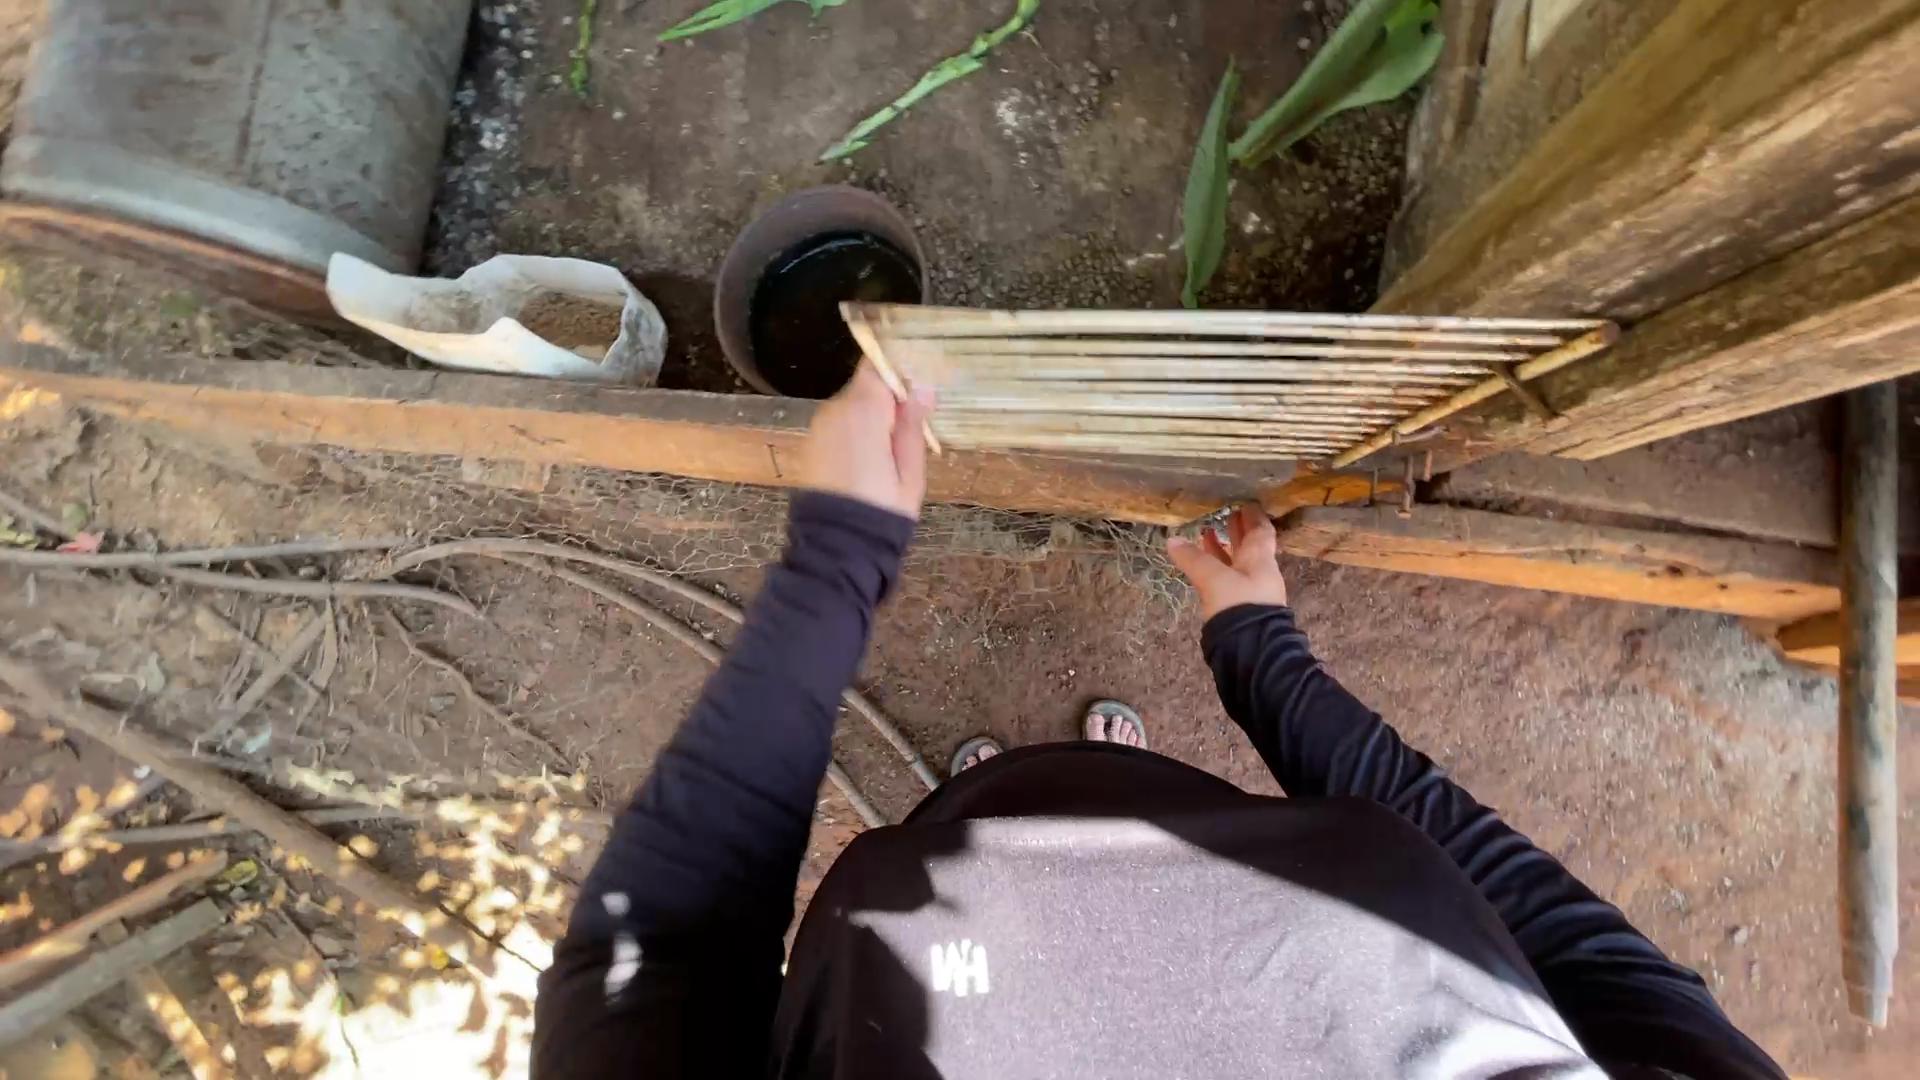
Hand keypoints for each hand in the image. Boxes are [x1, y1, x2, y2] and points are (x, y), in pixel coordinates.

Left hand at [800, 360, 935, 518]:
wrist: (838, 545)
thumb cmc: (884, 510)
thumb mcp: (910, 471)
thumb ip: (913, 425)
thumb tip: (922, 389)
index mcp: (863, 411)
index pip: (878, 367)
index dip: (899, 373)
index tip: (918, 392)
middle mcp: (835, 410)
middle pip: (865, 387)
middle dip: (888, 401)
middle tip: (910, 432)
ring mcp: (819, 427)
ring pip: (852, 407)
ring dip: (871, 419)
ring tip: (889, 455)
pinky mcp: (811, 444)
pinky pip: (838, 426)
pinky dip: (854, 434)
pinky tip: (867, 463)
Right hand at [1166, 503, 1287, 618]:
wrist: (1250, 650)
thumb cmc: (1238, 604)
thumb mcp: (1213, 577)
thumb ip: (1193, 559)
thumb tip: (1172, 540)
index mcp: (1260, 560)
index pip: (1261, 531)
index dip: (1253, 517)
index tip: (1244, 503)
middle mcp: (1258, 573)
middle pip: (1249, 547)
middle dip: (1236, 531)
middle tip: (1224, 514)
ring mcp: (1249, 591)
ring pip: (1236, 564)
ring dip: (1223, 550)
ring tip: (1206, 535)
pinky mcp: (1237, 607)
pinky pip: (1227, 579)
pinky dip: (1216, 568)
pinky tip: (1202, 567)